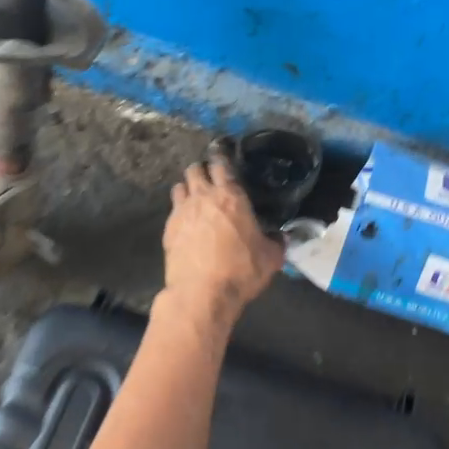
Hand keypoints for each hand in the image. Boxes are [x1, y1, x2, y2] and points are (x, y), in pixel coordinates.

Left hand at [162, 152, 283, 324]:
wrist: (202, 293)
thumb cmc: (241, 271)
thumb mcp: (270, 258)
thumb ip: (276, 242)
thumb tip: (281, 237)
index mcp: (232, 196)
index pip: (223, 165)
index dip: (222, 158)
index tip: (223, 155)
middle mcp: (204, 197)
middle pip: (196, 169)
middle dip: (202, 170)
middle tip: (210, 179)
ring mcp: (182, 211)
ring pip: (180, 186)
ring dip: (188, 188)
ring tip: (196, 198)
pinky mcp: (168, 229)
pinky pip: (173, 210)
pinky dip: (179, 211)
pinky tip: (187, 223)